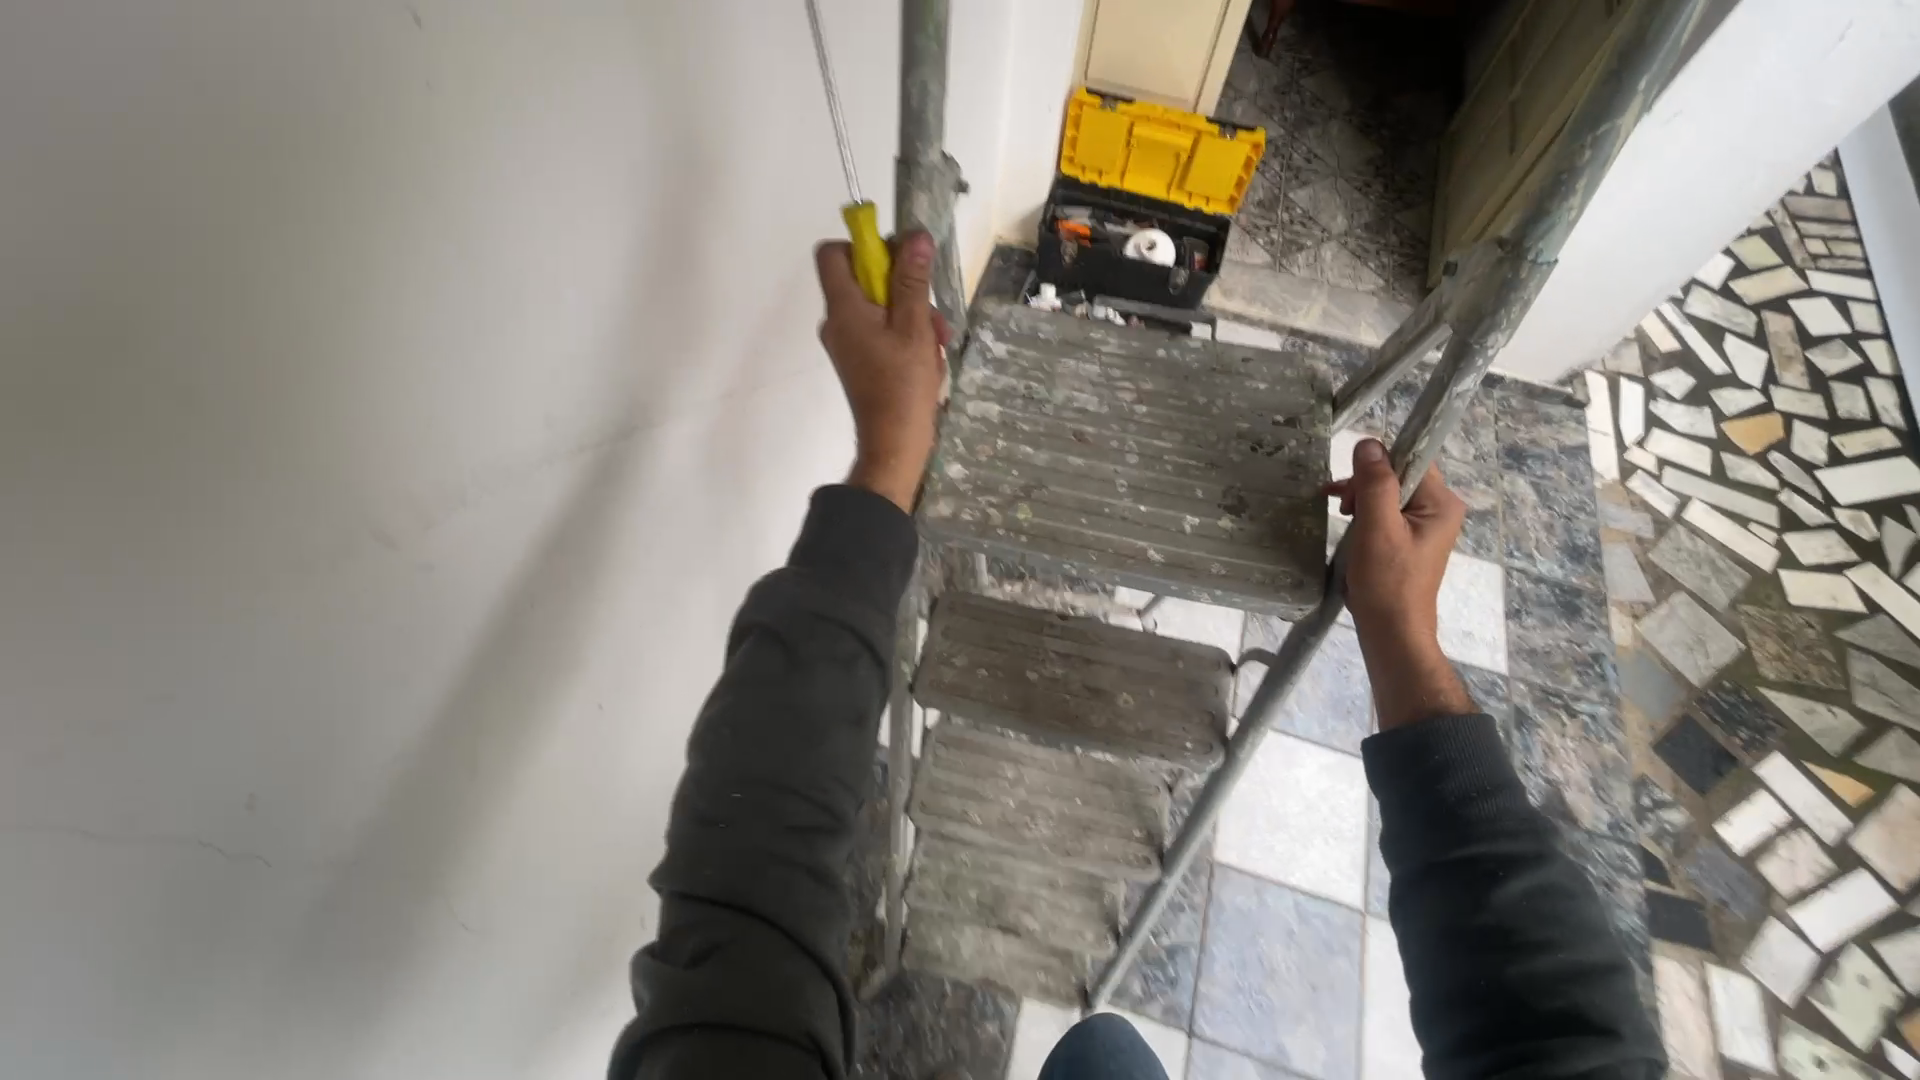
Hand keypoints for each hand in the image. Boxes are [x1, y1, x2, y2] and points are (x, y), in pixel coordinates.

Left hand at [815, 231, 950, 511]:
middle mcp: (836, 322)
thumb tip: (915, 236)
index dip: (862, 245)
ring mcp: (847, 344)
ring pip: (878, 307)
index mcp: (843, 308)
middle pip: (863, 279)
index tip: (897, 260)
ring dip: (912, 315)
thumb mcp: (915, 327)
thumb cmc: (903, 385)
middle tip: (931, 310)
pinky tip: (929, 355)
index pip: (832, 253)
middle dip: (903, 286)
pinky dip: (905, 335)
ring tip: (937, 340)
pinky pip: (880, 332)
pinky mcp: (859, 362)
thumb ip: (912, 280)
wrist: (894, 443)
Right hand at [1324, 437, 1473, 729]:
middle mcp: (1439, 510)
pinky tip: (1348, 525)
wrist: (1391, 628)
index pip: (1410, 460)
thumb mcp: (1377, 528)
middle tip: (1343, 509)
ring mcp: (1424, 526)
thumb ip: (1375, 483)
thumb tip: (1367, 443)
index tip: (1352, 489)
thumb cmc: (1386, 580)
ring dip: (1361, 500)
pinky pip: (1385, 512)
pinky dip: (1364, 514)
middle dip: (1365, 485)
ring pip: (1388, 493)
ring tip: (1343, 518)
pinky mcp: (1408, 540)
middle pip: (1397, 475)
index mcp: (1442, 503)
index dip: (1377, 467)